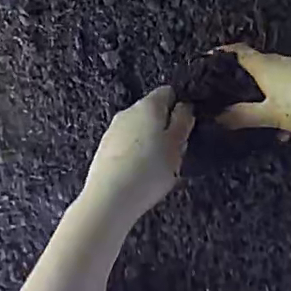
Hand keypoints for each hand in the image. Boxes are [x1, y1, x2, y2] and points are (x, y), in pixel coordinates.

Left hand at [82, 86, 194, 220]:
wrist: (109, 198)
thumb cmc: (150, 169)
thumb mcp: (178, 145)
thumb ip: (183, 121)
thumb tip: (184, 106)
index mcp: (148, 105)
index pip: (168, 92)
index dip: (180, 106)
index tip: (187, 126)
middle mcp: (128, 111)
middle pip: (152, 111)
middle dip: (165, 126)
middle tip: (176, 150)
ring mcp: (113, 130)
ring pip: (138, 128)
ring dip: (149, 141)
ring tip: (158, 167)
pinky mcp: (103, 149)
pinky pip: (126, 145)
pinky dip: (135, 154)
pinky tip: (140, 174)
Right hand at [214, 44, 290, 147]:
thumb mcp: (270, 115)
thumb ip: (242, 116)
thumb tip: (218, 116)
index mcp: (265, 66)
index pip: (238, 52)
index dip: (223, 54)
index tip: (211, 59)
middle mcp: (283, 63)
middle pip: (261, 73)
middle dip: (253, 93)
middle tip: (243, 109)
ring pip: (284, 91)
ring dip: (280, 112)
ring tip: (283, 137)